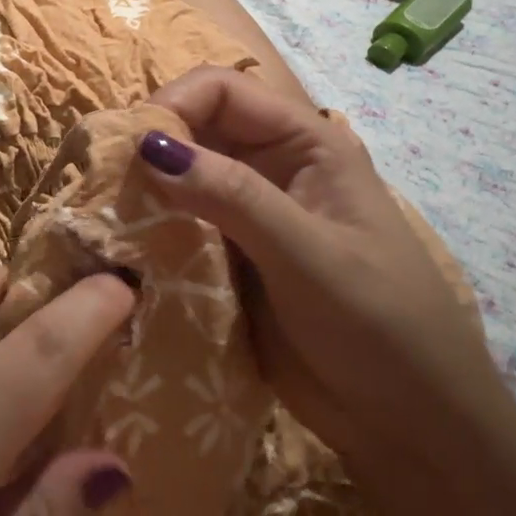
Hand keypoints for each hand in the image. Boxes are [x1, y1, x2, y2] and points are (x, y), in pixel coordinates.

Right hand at [136, 67, 515, 515]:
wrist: (409, 426)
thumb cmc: (380, 327)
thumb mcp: (309, 255)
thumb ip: (233, 196)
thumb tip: (148, 146)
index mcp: (306, 143)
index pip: (222, 90)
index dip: (173, 103)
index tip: (133, 147)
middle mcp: (270, 165)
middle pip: (192, 126)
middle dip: (149, 145)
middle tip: (108, 181)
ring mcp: (246, 210)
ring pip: (178, 173)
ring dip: (142, 187)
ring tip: (106, 211)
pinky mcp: (225, 252)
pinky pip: (175, 220)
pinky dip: (147, 223)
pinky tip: (123, 241)